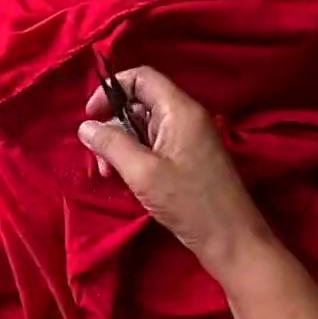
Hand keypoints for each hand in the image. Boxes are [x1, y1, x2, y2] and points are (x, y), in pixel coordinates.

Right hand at [78, 65, 277, 279]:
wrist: (232, 241)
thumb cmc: (190, 203)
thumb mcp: (143, 172)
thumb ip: (111, 144)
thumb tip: (85, 127)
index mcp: (180, 110)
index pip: (141, 77)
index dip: (111, 90)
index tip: (91, 117)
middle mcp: (186, 118)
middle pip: (138, 103)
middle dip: (112, 126)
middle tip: (100, 159)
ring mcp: (188, 139)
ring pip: (142, 127)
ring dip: (120, 146)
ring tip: (110, 174)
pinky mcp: (187, 159)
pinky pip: (153, 146)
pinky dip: (134, 158)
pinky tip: (127, 180)